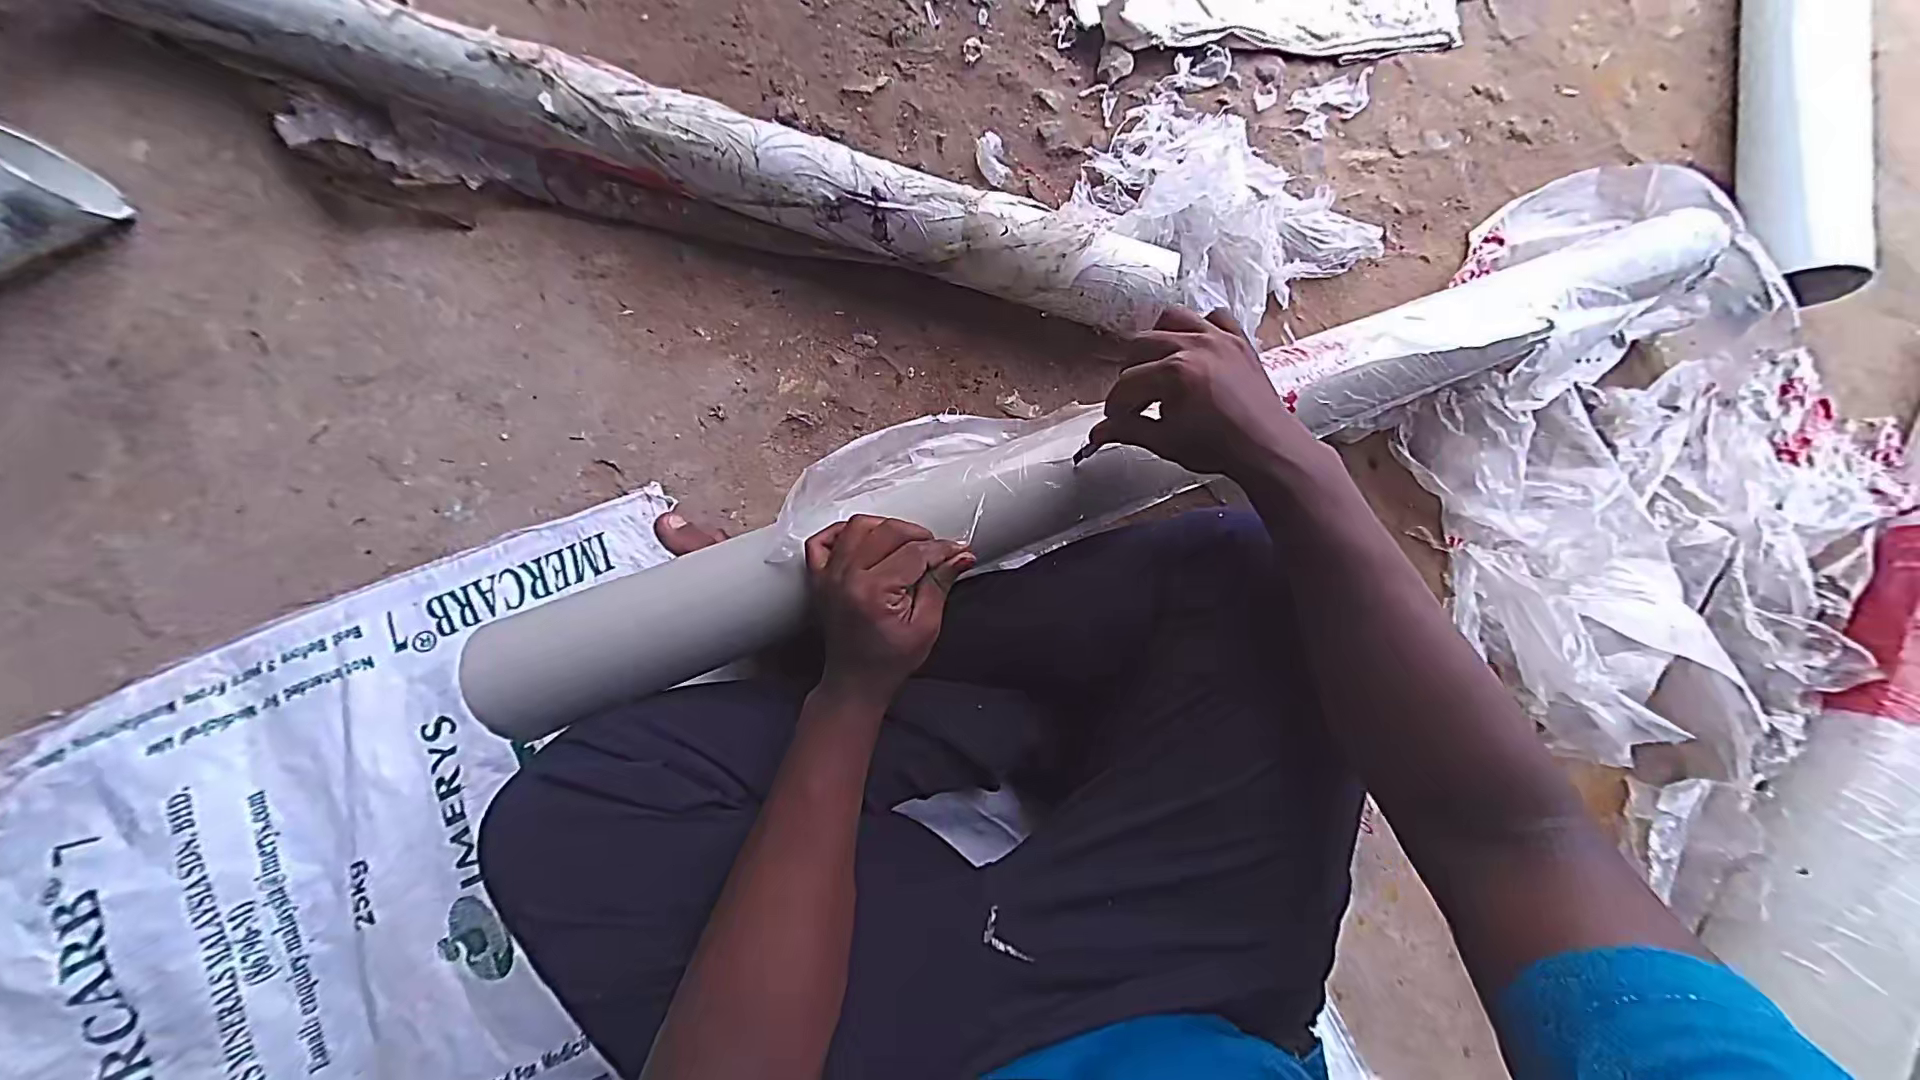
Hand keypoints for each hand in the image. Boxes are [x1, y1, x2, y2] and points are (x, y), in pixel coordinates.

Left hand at [804, 515, 974, 698]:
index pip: (915, 551)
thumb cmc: (889, 661)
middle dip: (919, 535)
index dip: (942, 549)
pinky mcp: (819, 577)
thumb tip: (960, 555)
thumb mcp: (926, 626)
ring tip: (905, 543)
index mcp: (873, 590)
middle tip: (936, 551)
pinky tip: (865, 541)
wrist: (856, 681)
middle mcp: (846, 577)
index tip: (958, 551)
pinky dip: (844, 533)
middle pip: (888, 530)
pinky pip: (824, 539)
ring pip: (859, 526)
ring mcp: (829, 575)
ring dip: (886, 527)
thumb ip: (940, 584)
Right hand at [1089, 307, 1331, 479]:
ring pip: (1172, 319)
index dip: (1115, 406)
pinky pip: (1214, 317)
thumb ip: (1128, 431)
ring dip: (1157, 339)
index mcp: (1174, 373)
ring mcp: (1219, 339)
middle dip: (1129, 373)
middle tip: (1132, 398)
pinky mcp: (1238, 340)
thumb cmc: (1221, 447)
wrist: (1266, 448)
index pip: (1126, 384)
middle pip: (1141, 345)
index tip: (1116, 419)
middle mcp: (1195, 347)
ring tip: (1156, 365)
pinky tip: (1192, 350)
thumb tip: (1098, 433)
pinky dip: (1199, 328)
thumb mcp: (1164, 441)